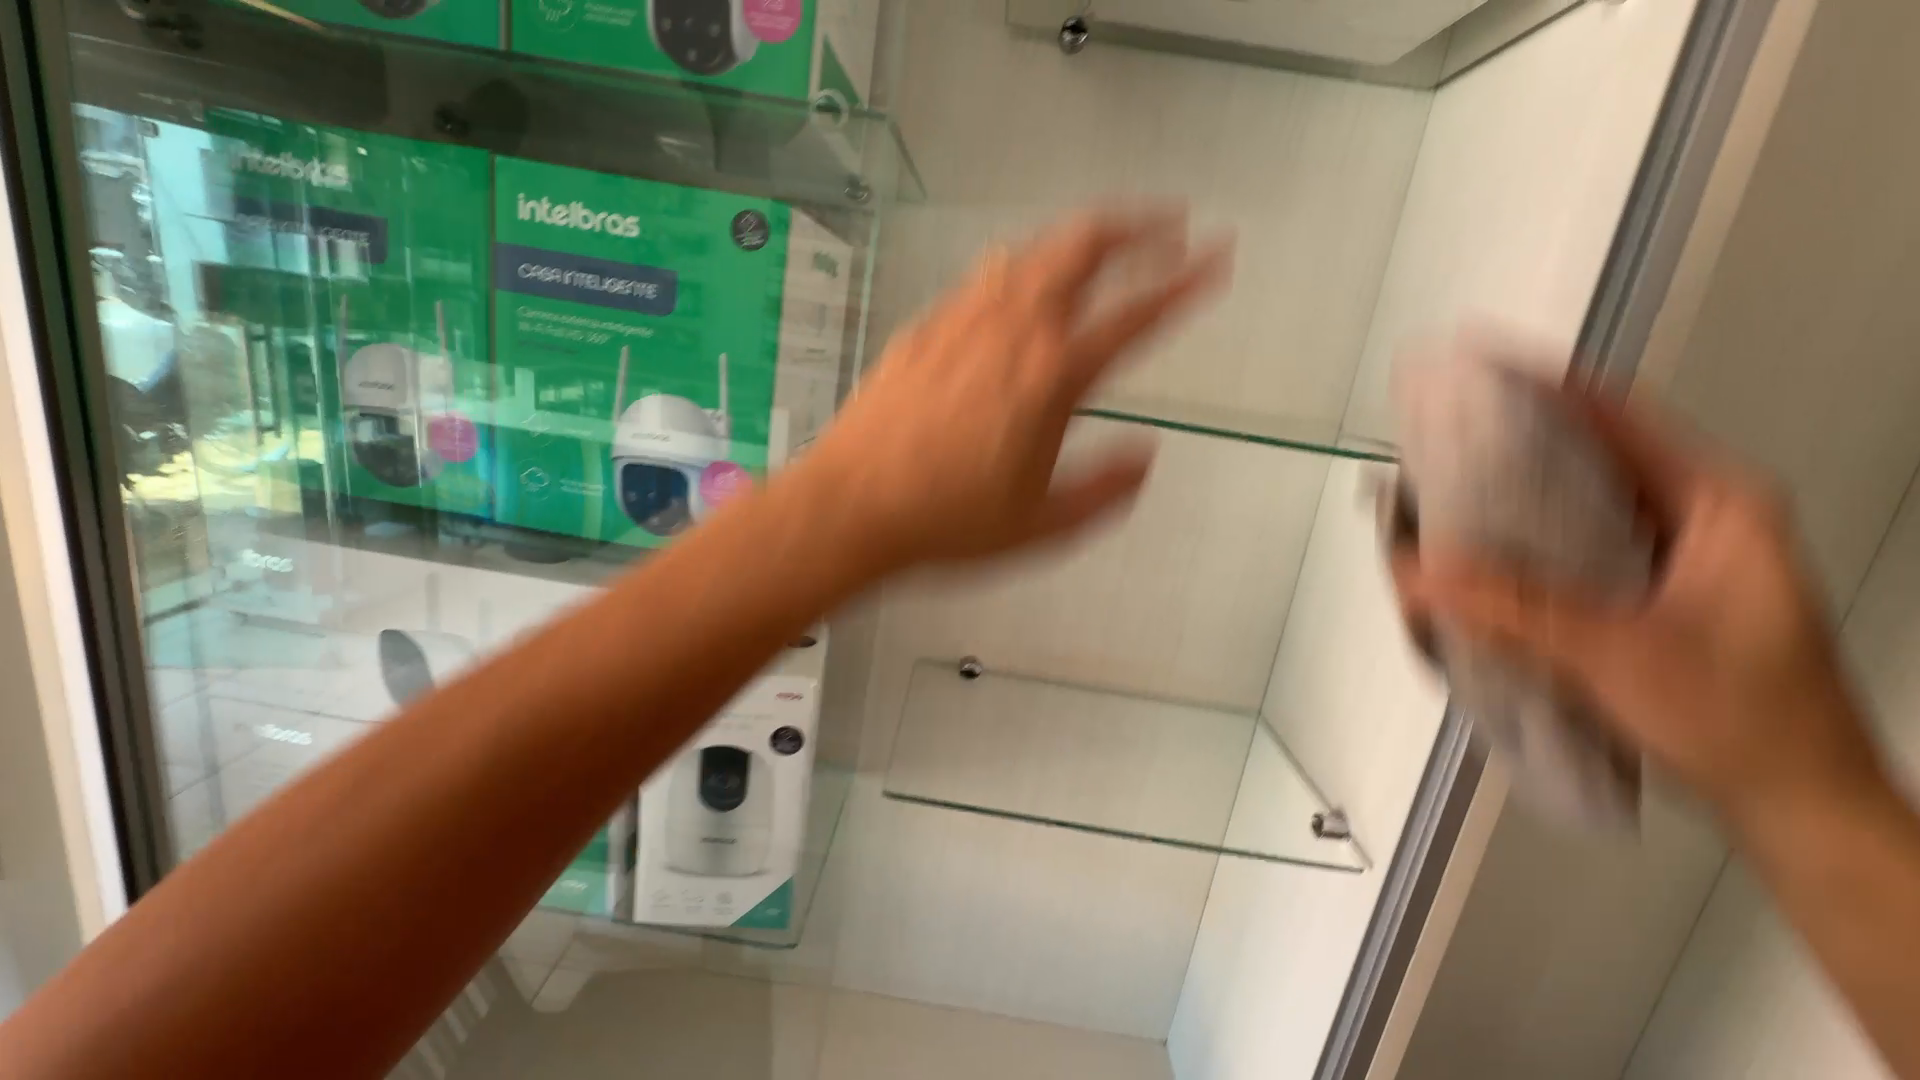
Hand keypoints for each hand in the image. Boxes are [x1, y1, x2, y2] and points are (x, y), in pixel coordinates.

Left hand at [796, 209, 1231, 570]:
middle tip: (1169, 225)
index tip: (1219, 255)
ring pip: (1032, 251)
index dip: (1187, 281)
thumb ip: (1106, 490)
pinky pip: (983, 279)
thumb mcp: (1043, 526)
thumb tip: (1146, 456)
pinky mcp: (924, 329)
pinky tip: (1017, 284)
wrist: (850, 506)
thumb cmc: (950, 522)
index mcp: (1053, 374)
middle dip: (1137, 225)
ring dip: (1077, 240)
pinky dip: (1019, 268)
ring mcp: (962, 320)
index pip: (1137, 313)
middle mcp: (1012, 329)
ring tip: (1102, 247)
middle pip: (1083, 246)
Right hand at [1393, 391, 1887, 830]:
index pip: (1614, 415)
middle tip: (1431, 452)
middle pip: (1583, 460)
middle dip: (1503, 456)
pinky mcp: (1649, 600)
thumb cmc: (1742, 722)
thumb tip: (1410, 571)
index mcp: (1715, 503)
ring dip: (1505, 513)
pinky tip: (1474, 574)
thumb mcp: (1618, 653)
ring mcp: (1672, 561)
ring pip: (1571, 514)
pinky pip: (1569, 559)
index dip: (1537, 386)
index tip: (1468, 371)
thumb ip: (1508, 607)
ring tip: (1437, 510)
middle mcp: (1694, 518)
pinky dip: (1519, 560)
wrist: (1799, 810)